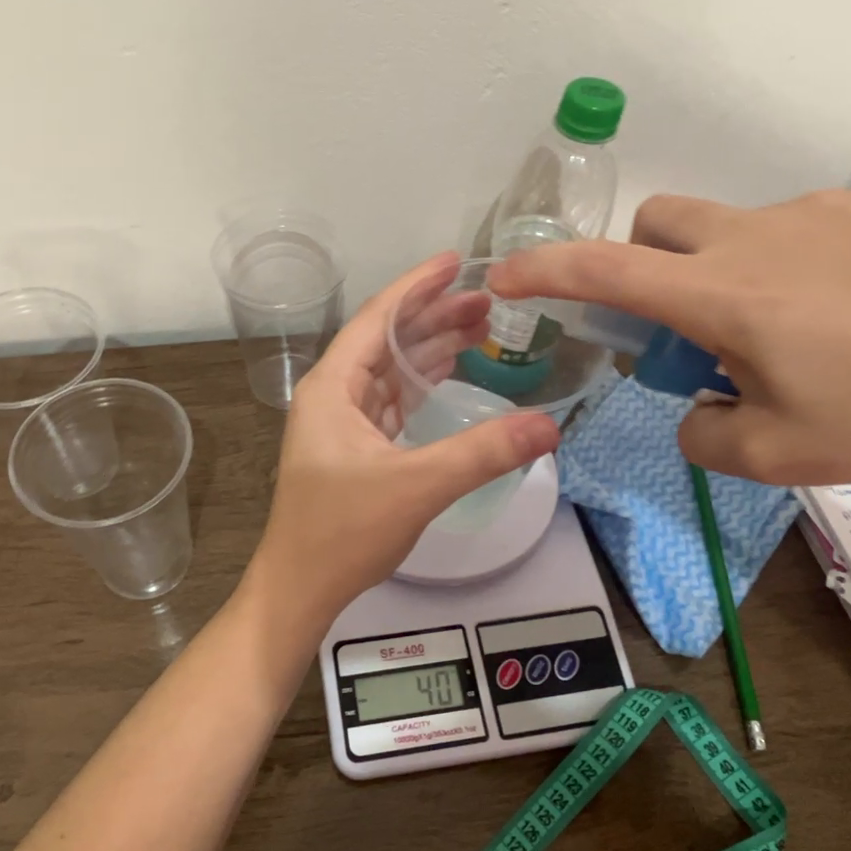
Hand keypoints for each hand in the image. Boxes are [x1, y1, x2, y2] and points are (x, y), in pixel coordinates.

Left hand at [248, 253, 559, 622]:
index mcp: (332, 387)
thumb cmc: (343, 532)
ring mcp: (341, 425)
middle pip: (386, 341)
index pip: (377, 318)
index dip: (418, 286)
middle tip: (488, 302)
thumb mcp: (418, 486)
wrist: (300, 588)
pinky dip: (423, 387)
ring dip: (430, 351)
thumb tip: (549, 426)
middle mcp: (332, 396)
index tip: (457, 262)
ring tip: (481, 331)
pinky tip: (452, 380)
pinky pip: (392, 403)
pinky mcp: (353, 451)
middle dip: (435, 317)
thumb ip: (482, 452)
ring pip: (390, 372)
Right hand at [488, 187, 850, 486]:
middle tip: (683, 325)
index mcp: (725, 297)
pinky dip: (792, 265)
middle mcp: (760, 236)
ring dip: (726, 274)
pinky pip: (801, 226)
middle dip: (642, 263)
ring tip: (797, 335)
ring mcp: (822, 211)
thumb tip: (696, 409)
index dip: (541, 271)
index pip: (604, 270)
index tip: (500, 277)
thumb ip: (706, 434)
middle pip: (658, 220)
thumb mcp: (780, 456)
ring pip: (734, 229)